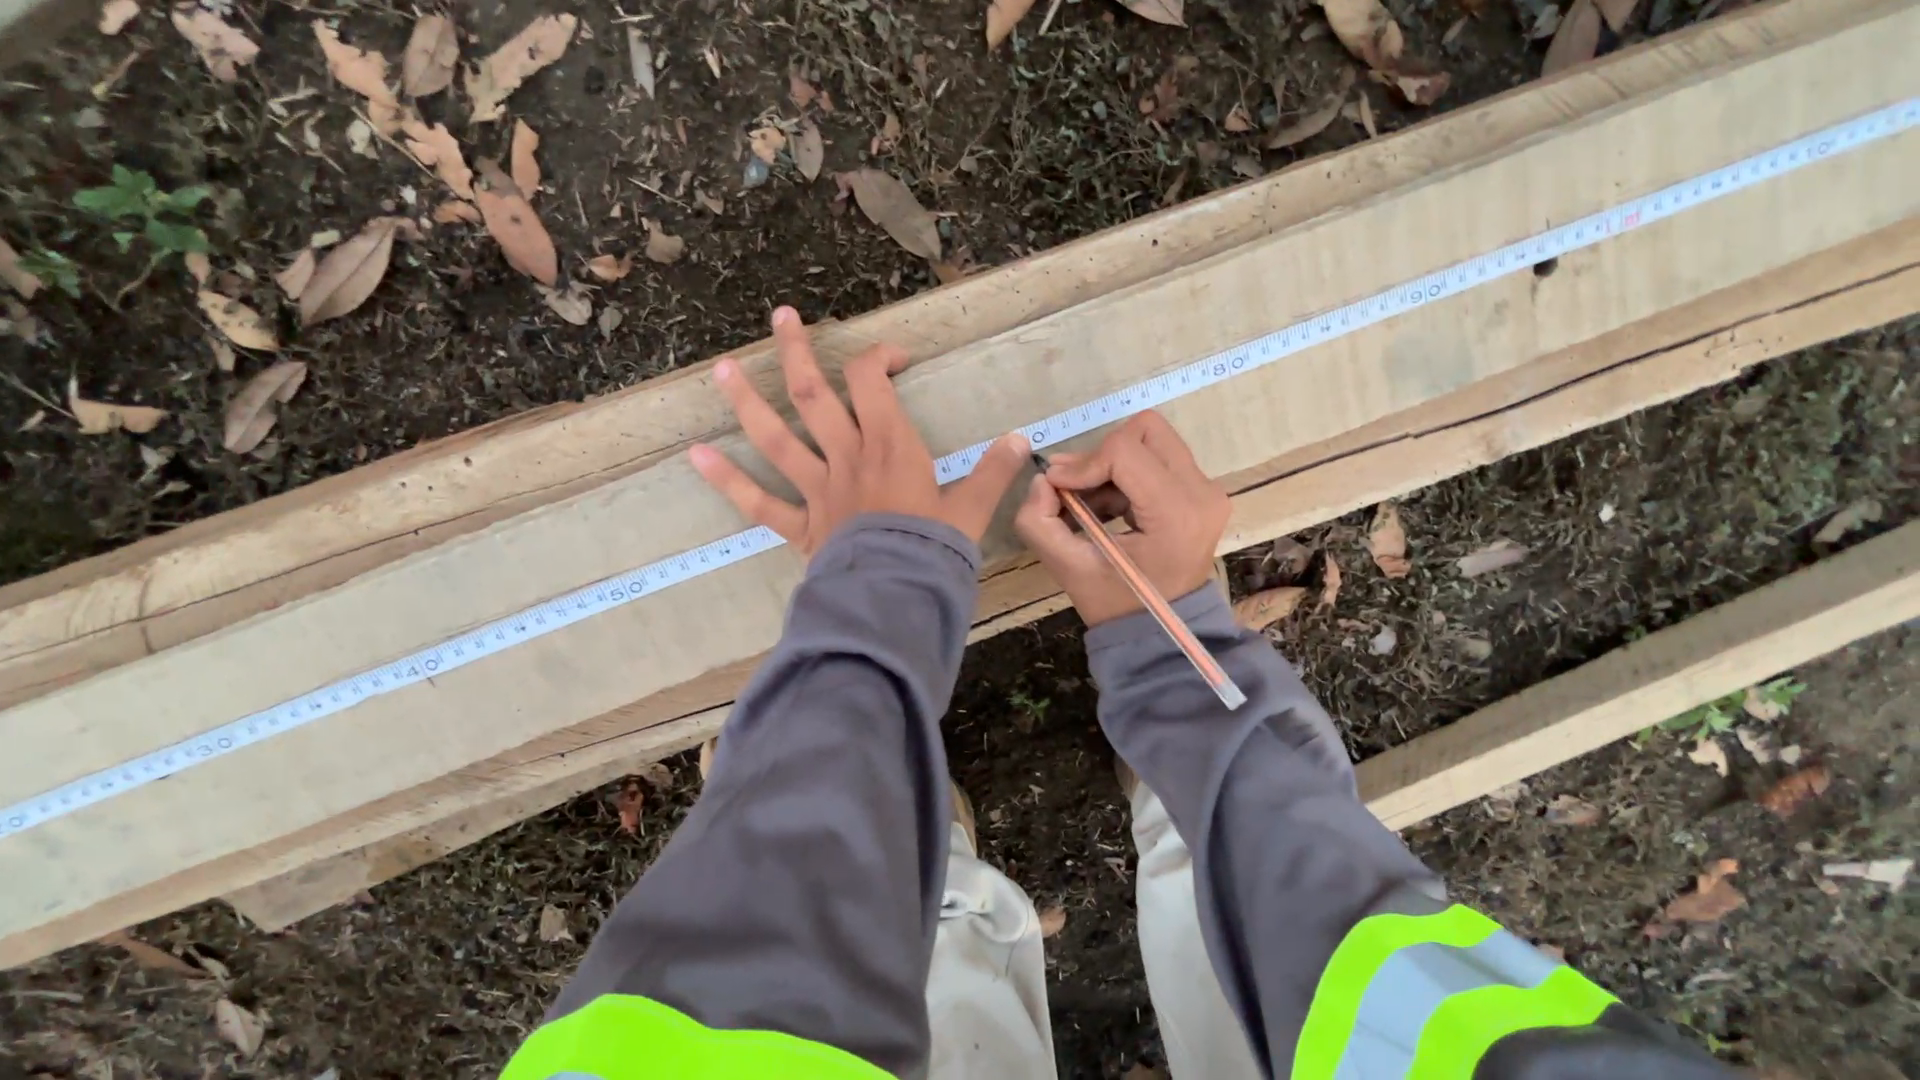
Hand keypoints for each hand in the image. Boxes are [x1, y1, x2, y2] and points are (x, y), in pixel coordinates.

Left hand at [689, 306, 1029, 555]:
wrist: (896, 599)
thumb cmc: (934, 553)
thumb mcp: (971, 511)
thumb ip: (993, 472)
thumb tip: (1021, 440)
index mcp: (889, 446)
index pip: (871, 382)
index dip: (876, 358)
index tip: (892, 357)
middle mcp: (846, 457)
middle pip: (814, 394)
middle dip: (797, 351)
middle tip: (781, 317)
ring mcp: (817, 490)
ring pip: (777, 439)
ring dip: (748, 402)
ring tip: (722, 370)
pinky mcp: (801, 526)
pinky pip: (759, 503)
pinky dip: (728, 481)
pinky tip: (695, 457)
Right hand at [1013, 411, 1227, 625]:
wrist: (1162, 633)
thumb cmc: (1117, 605)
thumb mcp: (1068, 568)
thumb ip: (1038, 521)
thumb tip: (1043, 479)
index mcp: (1177, 513)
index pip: (1124, 451)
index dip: (1082, 464)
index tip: (1056, 488)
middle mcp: (1203, 492)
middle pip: (1145, 430)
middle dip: (1102, 454)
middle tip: (1078, 489)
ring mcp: (1209, 491)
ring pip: (1152, 440)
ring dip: (1113, 465)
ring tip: (1092, 505)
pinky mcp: (1204, 492)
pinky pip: (1159, 459)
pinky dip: (1126, 475)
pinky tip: (1109, 509)